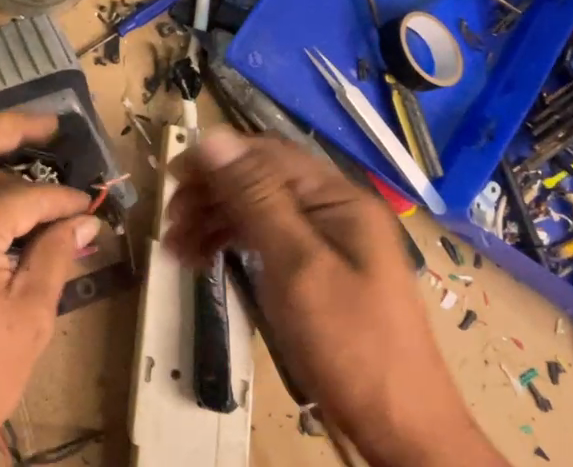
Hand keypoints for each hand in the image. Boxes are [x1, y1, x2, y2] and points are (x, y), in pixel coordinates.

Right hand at [165, 128, 502, 466]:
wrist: (403, 434)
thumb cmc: (350, 347)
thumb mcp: (296, 265)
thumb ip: (256, 198)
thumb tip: (214, 139)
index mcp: (339, 200)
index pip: (265, 155)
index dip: (214, 160)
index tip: (170, 179)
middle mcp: (335, 211)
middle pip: (259, 180)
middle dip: (209, 193)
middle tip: (169, 220)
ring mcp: (329, 243)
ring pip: (257, 210)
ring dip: (213, 220)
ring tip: (176, 247)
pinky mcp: (319, 273)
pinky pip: (266, 240)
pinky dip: (232, 244)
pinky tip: (204, 260)